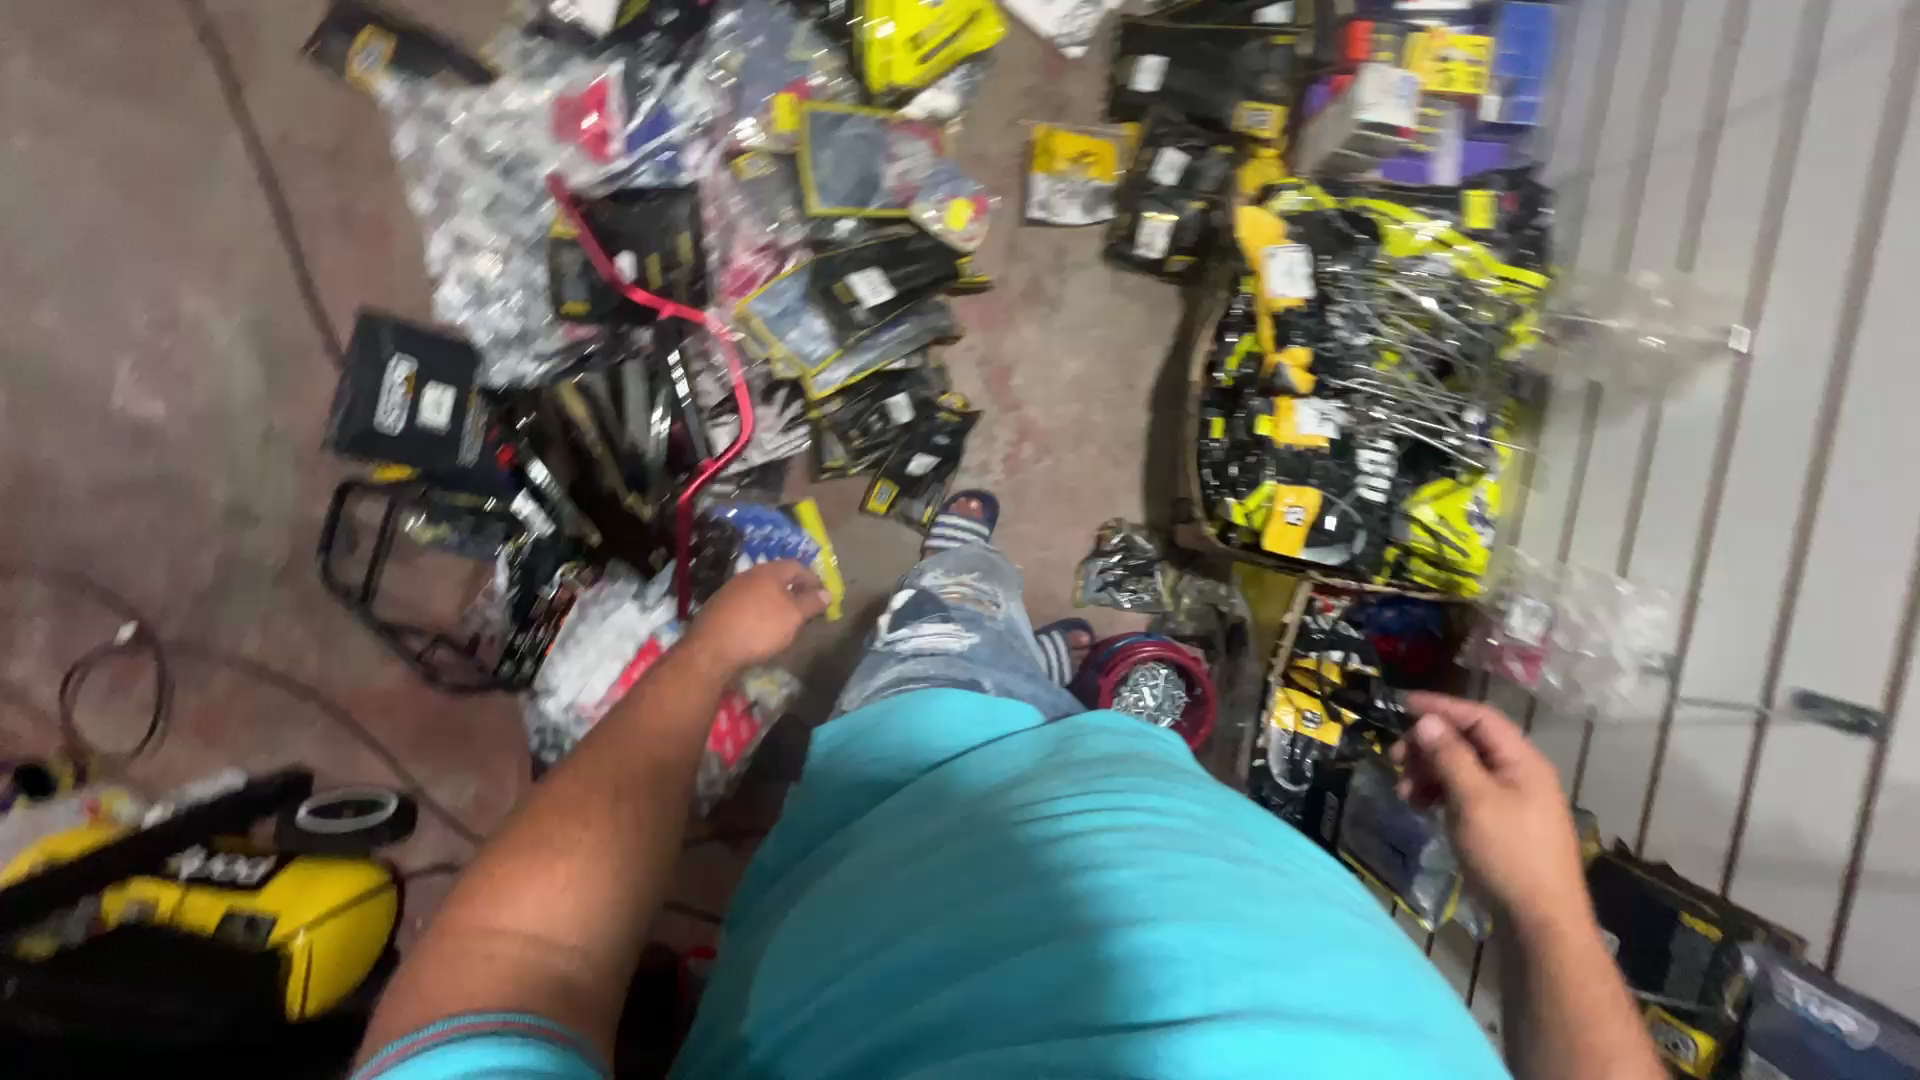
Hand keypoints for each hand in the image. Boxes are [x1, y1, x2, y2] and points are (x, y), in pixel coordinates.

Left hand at [680, 560, 829, 675]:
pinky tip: (760, 626)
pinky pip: (747, 602)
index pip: (797, 566)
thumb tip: (826, 593)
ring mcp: (731, 589)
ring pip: (761, 590)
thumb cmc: (759, 628)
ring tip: (785, 619)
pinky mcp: (719, 606)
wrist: (712, 648)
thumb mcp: (794, 616)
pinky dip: (759, 610)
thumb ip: (811, 603)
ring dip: (776, 601)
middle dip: (795, 590)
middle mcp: (749, 574)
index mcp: (770, 571)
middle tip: (806, 607)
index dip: (813, 579)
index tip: (823, 596)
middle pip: (778, 577)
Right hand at [1391, 692, 1589, 936]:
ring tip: (1405, 791)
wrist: (1538, 920)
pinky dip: (1436, 792)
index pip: (1478, 717)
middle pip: (1466, 741)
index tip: (1400, 704)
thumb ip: (1450, 756)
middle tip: (1395, 758)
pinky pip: (1461, 791)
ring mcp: (1508, 798)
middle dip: (1427, 745)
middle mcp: (1517, 773)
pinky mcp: (1497, 820)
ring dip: (1427, 771)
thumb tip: (1427, 722)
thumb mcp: (1473, 800)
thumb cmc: (1509, 854)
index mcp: (1521, 762)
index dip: (1440, 707)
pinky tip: (1419, 805)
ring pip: (1459, 767)